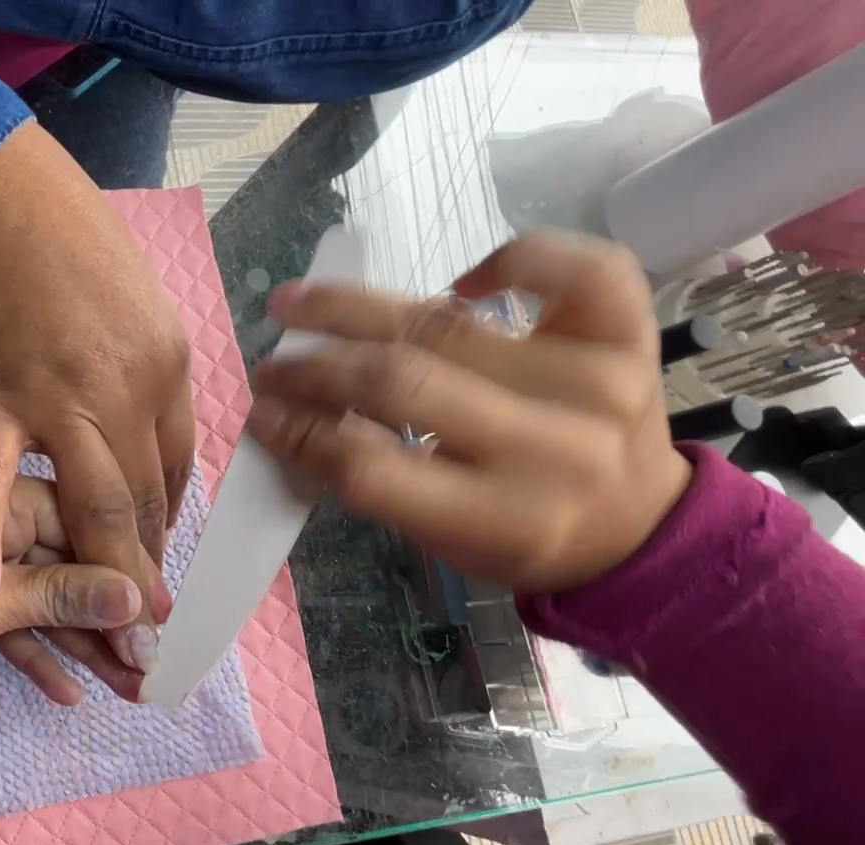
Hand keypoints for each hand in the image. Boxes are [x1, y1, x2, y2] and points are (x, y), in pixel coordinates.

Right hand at [0, 121, 193, 675]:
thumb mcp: (144, 313)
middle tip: (149, 641)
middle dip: (145, 575)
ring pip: (86, 503)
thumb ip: (156, 389)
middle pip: (140, 500)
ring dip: (94, 577)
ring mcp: (56, 398)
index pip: (174, 472)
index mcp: (167, 368)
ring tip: (102, 642)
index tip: (153, 571)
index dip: (165, 530)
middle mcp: (124, 389)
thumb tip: (156, 457)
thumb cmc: (74, 257)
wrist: (1, 206)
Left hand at [0, 476, 147, 704]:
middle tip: (150, 664)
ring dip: (82, 646)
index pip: (83, 526)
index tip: (162, 618)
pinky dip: (35, 656)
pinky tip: (69, 692)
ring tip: (129, 688)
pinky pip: (12, 626)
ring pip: (45, 604)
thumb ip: (63, 597)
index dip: (125, 574)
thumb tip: (137, 600)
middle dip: (109, 621)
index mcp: (1, 499)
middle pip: (69, 570)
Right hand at [248, 229, 691, 592]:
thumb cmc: (511, 535)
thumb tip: (286, 414)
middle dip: (317, 369)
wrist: (635, 525)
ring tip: (300, 303)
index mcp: (494, 516)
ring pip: (452, 324)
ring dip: (357, 309)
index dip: (303, 434)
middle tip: (270, 364)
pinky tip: (461, 281)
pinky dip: (514, 258)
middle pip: (402, 383)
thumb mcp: (430, 532)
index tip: (261, 414)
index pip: (370, 465)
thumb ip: (364, 475)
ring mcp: (595, 380)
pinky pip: (579, 267)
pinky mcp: (630, 335)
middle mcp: (549, 444)